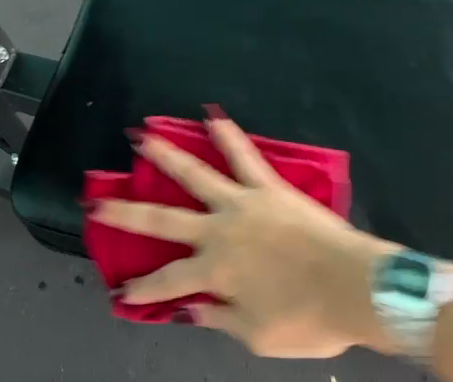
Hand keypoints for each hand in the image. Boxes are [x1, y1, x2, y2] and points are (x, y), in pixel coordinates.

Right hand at [92, 113, 390, 357]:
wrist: (355, 289)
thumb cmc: (310, 320)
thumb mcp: (259, 336)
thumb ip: (221, 319)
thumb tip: (191, 309)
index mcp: (214, 272)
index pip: (168, 283)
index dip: (142, 289)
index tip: (119, 293)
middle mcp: (217, 232)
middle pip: (162, 220)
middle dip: (125, 213)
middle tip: (97, 201)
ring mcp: (241, 204)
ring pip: (195, 175)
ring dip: (166, 156)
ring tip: (141, 137)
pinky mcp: (267, 188)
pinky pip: (245, 157)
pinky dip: (229, 136)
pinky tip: (213, 115)